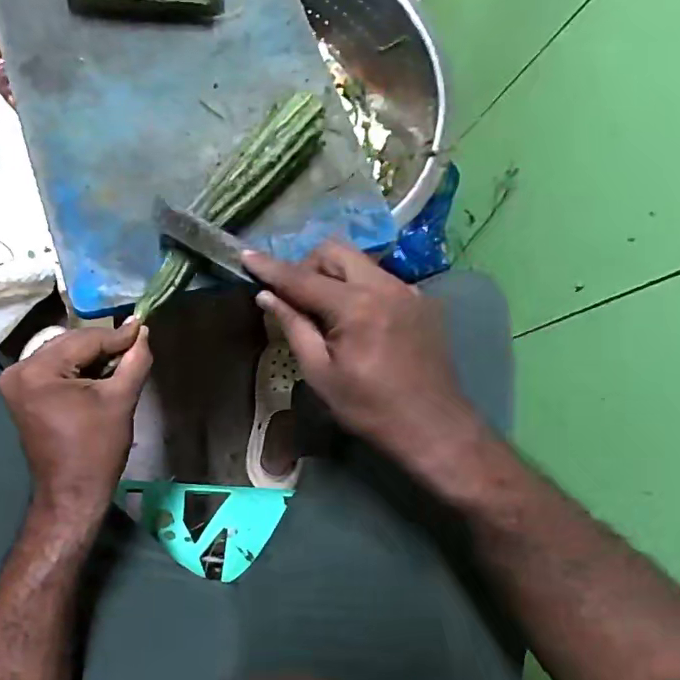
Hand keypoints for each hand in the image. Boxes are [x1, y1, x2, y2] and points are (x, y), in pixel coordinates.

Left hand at [0, 320, 153, 531]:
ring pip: (62, 354)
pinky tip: (100, 372)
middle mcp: (19, 370)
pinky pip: (53, 369)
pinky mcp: (20, 394)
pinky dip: (76, 368)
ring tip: (121, 359)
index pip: (84, 340)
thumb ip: (134, 361)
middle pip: (70, 343)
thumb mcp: (120, 400)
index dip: (117, 335)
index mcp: (38, 371)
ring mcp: (15, 382)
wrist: (71, 494)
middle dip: (103, 345)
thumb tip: (143, 331)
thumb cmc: (96, 450)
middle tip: (135, 343)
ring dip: (91, 356)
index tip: (143, 327)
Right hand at [244, 242, 483, 457]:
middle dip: (307, 265)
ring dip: (333, 275)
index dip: (270, 267)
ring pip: (359, 261)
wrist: (435, 428)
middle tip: (295, 299)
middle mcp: (385, 286)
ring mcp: (408, 290)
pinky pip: (379, 279)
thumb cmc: (369, 409)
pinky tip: (355, 320)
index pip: (302, 277)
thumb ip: (293, 327)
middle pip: (334, 251)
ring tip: (324, 312)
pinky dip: (357, 287)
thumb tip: (267, 296)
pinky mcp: (421, 301)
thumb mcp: (320, 373)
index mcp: (356, 306)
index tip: (245, 255)